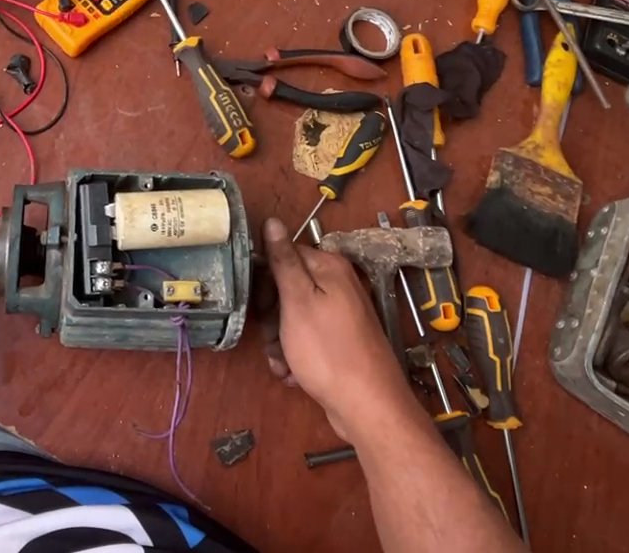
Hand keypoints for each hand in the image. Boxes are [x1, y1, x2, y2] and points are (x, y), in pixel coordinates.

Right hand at [261, 217, 422, 440]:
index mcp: (329, 268)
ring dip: (280, 340)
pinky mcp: (340, 340)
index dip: (266, 282)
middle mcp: (337, 285)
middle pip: (287, 287)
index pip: (284, 256)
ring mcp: (340, 314)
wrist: (368, 407)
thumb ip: (284, 260)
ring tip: (283, 364)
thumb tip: (272, 220)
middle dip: (272, 316)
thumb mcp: (298, 302)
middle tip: (270, 339)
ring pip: (293, 316)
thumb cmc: (328, 351)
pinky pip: (307, 337)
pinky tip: (293, 373)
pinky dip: (295, 353)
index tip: (259, 307)